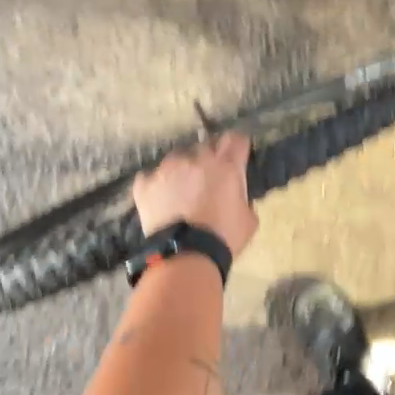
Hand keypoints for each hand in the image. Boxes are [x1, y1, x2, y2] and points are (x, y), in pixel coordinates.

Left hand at [132, 133, 258, 258]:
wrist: (186, 255)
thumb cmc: (224, 237)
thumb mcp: (249, 218)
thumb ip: (243, 197)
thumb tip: (236, 195)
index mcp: (226, 165)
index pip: (236, 139)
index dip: (238, 146)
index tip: (237, 154)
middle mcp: (196, 159)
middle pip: (206, 146)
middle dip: (210, 158)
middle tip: (211, 178)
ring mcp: (167, 169)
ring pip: (177, 158)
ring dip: (183, 168)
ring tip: (183, 188)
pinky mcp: (145, 183)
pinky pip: (152, 176)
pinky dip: (158, 184)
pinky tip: (162, 198)